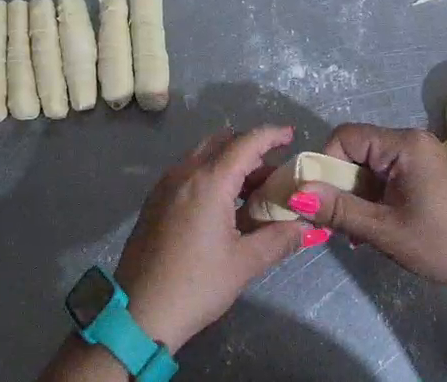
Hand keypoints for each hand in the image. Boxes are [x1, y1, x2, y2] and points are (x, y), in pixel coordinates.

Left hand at [114, 125, 316, 348]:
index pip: (246, 143)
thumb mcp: (244, 263)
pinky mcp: (156, 199)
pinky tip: (223, 204)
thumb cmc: (196, 285)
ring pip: (203, 155)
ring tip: (253, 191)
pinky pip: (188, 171)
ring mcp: (166, 184)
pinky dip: (211, 174)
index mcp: (209, 181)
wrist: (140, 312)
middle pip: (222, 142)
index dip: (271, 135)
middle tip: (273, 172)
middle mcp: (185, 172)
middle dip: (250, 149)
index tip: (291, 135)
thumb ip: (279, 239)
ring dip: (229, 162)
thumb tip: (306, 226)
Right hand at [292, 123, 446, 297]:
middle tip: (340, 223)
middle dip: (343, 185)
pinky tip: (380, 227)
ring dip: (359, 195)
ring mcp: (424, 156)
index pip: (346, 136)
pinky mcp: (430, 173)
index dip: (326, 164)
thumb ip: (339, 210)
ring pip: (372, 165)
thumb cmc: (444, 245)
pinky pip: (390, 174)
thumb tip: (296, 193)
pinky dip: (377, 197)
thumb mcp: (385, 231)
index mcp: (405, 144)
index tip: (322, 200)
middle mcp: (413, 140)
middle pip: (358, 150)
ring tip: (360, 232)